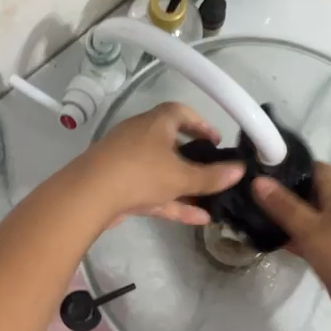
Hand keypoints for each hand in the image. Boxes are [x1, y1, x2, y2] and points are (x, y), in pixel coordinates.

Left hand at [71, 102, 247, 225]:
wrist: (90, 195)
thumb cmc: (141, 173)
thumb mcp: (182, 176)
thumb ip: (212, 177)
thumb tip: (240, 171)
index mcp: (156, 122)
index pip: (182, 112)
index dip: (201, 124)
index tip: (216, 141)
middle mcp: (141, 136)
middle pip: (172, 144)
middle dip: (194, 160)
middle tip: (214, 172)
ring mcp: (128, 162)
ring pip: (163, 172)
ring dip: (186, 186)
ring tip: (211, 201)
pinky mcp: (120, 186)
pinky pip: (153, 191)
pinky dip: (173, 202)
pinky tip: (198, 218)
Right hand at [252, 163, 330, 311]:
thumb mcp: (309, 229)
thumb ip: (283, 206)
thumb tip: (258, 180)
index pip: (315, 166)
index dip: (290, 166)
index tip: (262, 171)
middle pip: (311, 190)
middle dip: (284, 192)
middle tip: (253, 195)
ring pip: (309, 214)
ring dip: (287, 215)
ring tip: (255, 215)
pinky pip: (312, 235)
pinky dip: (295, 235)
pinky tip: (271, 240)